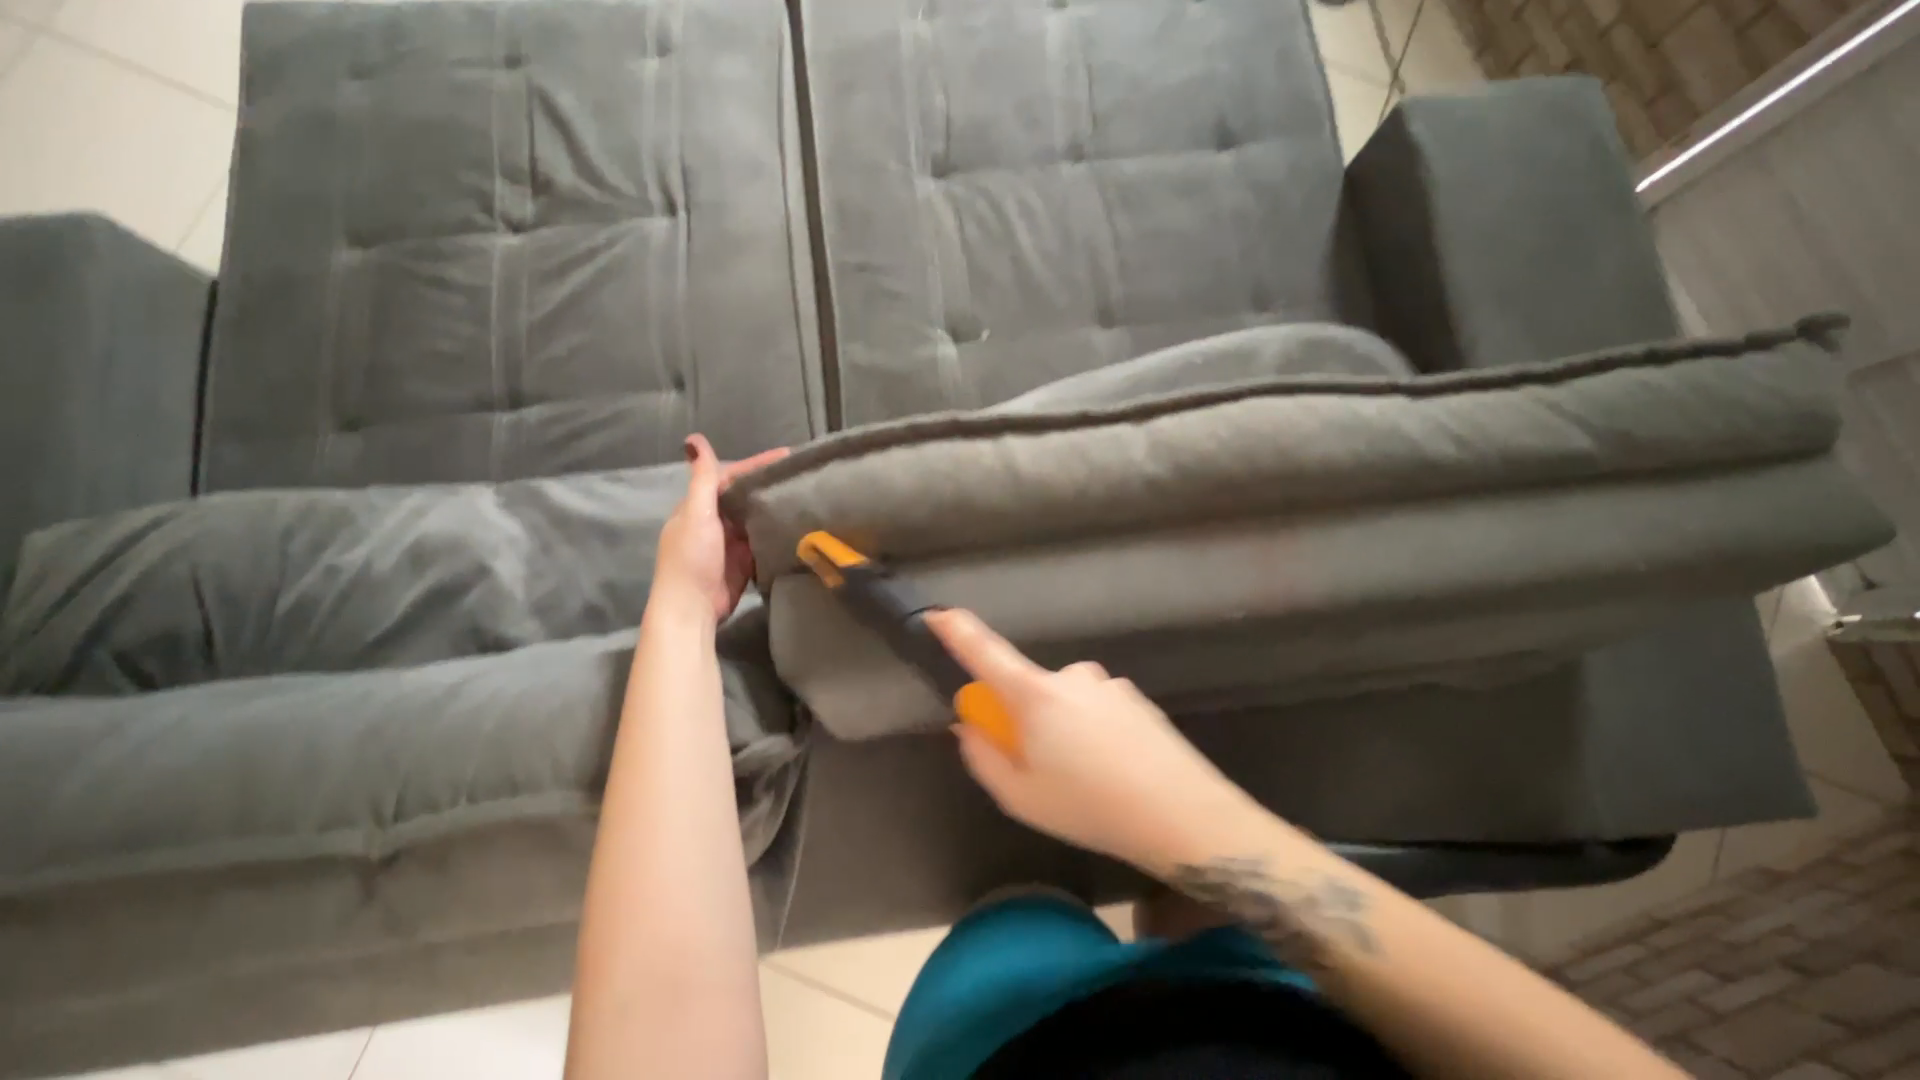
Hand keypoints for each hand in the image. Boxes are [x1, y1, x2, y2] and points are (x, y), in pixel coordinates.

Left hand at [653, 434, 788, 623]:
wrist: (692, 608)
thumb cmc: (692, 558)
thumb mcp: (697, 513)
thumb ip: (703, 479)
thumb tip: (694, 438)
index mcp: (698, 506)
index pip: (729, 477)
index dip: (755, 465)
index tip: (785, 456)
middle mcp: (714, 522)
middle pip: (744, 497)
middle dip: (768, 485)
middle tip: (801, 475)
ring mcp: (730, 544)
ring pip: (755, 518)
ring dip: (774, 508)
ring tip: (805, 495)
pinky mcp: (744, 563)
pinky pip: (762, 542)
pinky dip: (776, 533)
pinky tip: (797, 525)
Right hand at [927, 609, 1263, 873]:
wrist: (1183, 814)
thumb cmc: (1089, 806)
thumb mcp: (1020, 797)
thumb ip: (983, 757)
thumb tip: (968, 725)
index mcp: (1035, 695)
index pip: (985, 652)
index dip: (957, 631)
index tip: (936, 614)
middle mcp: (1071, 677)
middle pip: (1029, 689)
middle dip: (1025, 722)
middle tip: (1042, 772)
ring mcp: (1109, 685)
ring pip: (1066, 704)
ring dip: (1064, 732)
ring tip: (1087, 782)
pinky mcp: (1137, 700)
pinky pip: (1097, 712)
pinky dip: (1095, 736)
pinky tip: (1115, 774)